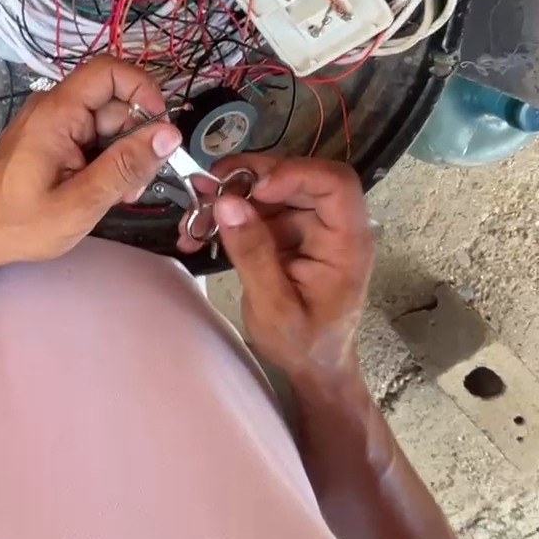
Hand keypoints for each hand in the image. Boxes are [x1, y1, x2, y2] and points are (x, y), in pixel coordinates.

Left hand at [0, 58, 180, 279]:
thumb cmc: (19, 224)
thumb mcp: (80, 202)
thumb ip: (125, 166)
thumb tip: (169, 133)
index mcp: (57, 112)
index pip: (109, 70)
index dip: (143, 90)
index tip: (161, 130)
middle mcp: (55, 107)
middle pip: (114, 101)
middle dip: (137, 138)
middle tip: (137, 183)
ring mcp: (54, 122)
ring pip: (109, 122)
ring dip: (124, 155)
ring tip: (119, 194)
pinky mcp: (54, 139)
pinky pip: (93, 137)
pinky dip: (107, 161)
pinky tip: (105, 191)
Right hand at [200, 156, 373, 381]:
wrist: (310, 364)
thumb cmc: (304, 343)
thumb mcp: (275, 307)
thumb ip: (253, 254)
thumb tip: (227, 202)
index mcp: (346, 242)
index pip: (335, 182)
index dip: (295, 174)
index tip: (255, 191)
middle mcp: (328, 224)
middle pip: (293, 175)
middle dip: (245, 178)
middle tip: (203, 189)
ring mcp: (304, 224)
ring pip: (265, 185)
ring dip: (225, 194)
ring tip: (193, 218)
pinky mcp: (282, 229)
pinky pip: (251, 205)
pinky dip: (222, 211)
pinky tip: (196, 230)